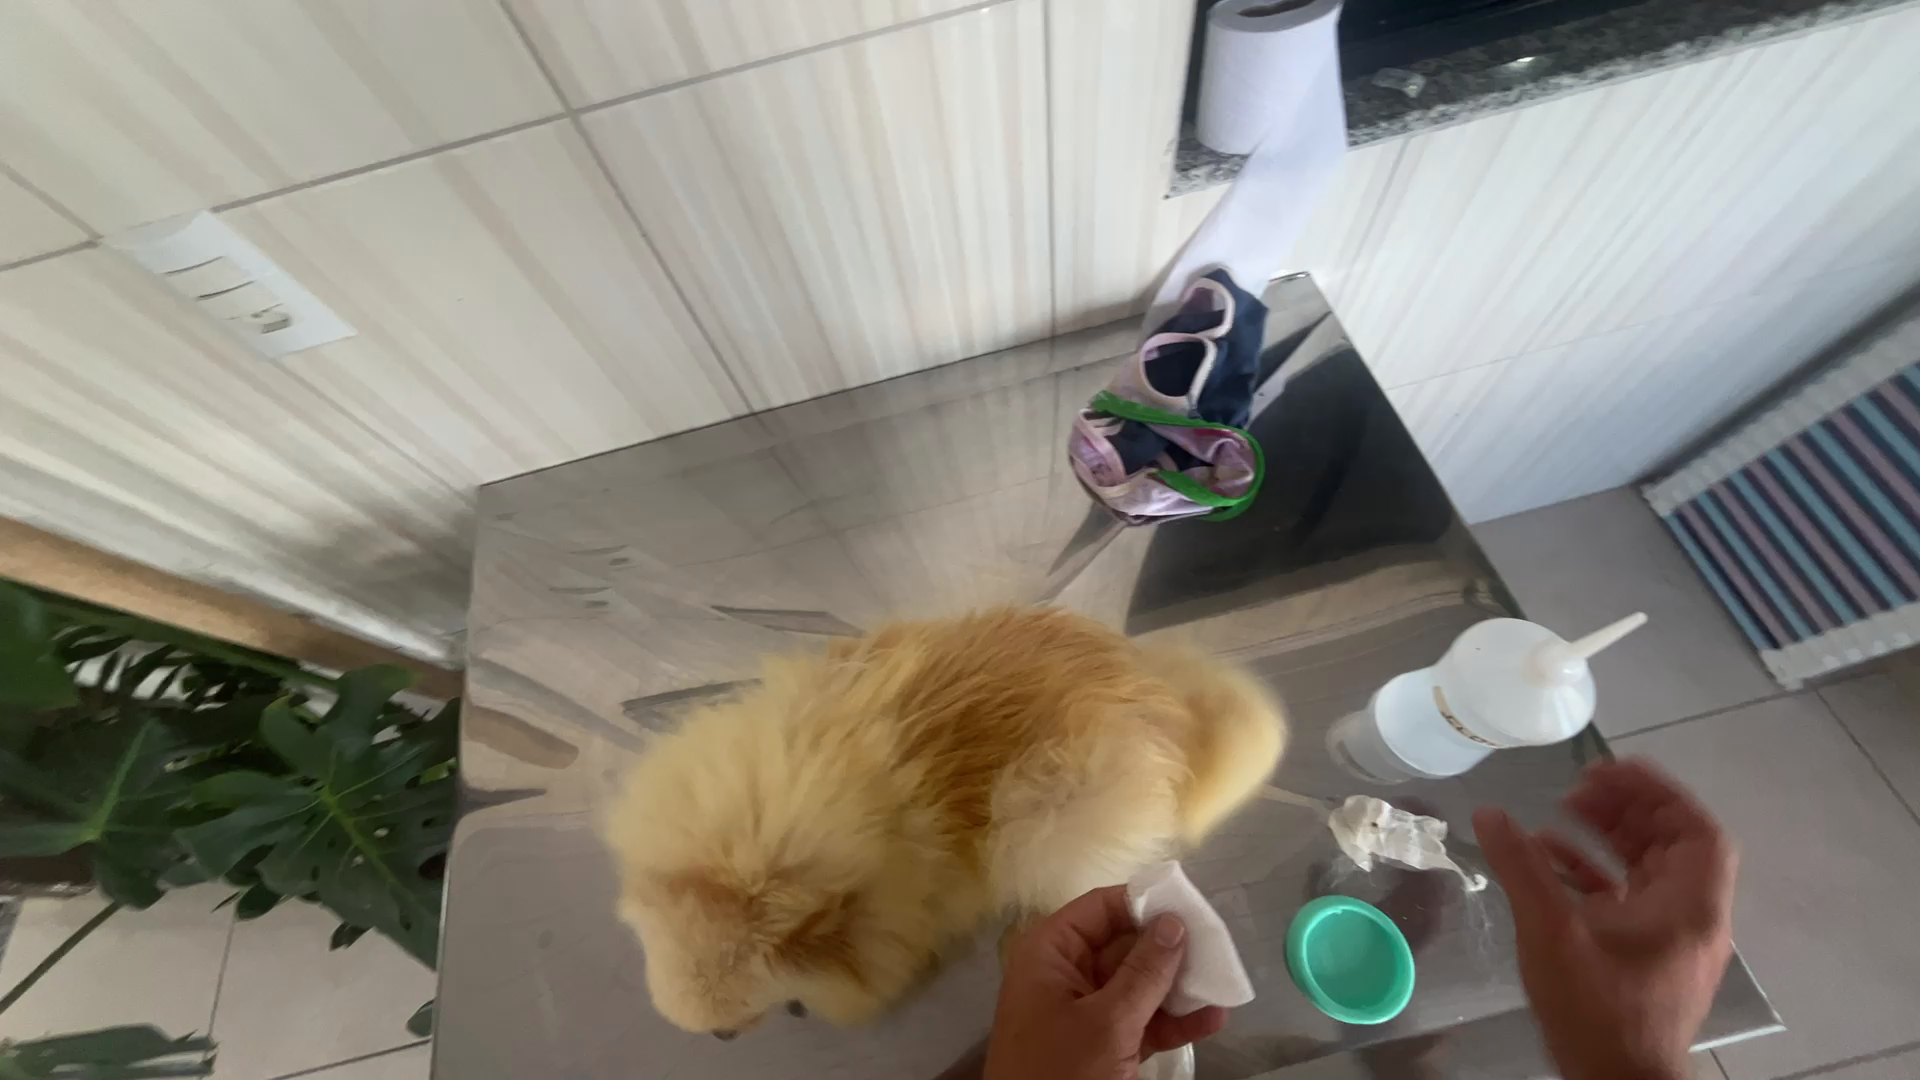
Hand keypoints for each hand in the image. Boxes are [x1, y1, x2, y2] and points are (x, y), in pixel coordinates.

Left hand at [983, 885, 1227, 1079]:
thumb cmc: (1062, 1072)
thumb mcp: (1107, 1023)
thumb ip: (1143, 972)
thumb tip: (1173, 922)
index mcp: (1051, 951)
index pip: (1100, 908)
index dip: (1142, 903)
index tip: (1188, 905)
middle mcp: (1065, 973)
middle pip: (1122, 944)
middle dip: (1168, 946)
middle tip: (1216, 944)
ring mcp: (1084, 1012)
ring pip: (1137, 984)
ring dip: (1178, 986)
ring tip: (1221, 979)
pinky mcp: (1102, 1048)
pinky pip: (1141, 1021)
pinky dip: (1173, 1022)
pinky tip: (1212, 1018)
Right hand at [1475, 758, 1737, 1079]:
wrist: (1614, 1078)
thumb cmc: (1595, 1003)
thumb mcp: (1550, 928)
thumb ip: (1521, 866)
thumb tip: (1488, 812)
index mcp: (1686, 908)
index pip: (1697, 835)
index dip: (1659, 794)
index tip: (1612, 767)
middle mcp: (1687, 917)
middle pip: (1673, 845)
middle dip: (1628, 808)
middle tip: (1578, 783)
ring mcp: (1666, 936)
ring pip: (1648, 867)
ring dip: (1609, 833)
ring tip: (1561, 809)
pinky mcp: (1641, 950)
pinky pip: (1625, 892)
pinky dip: (1591, 865)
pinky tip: (1547, 855)